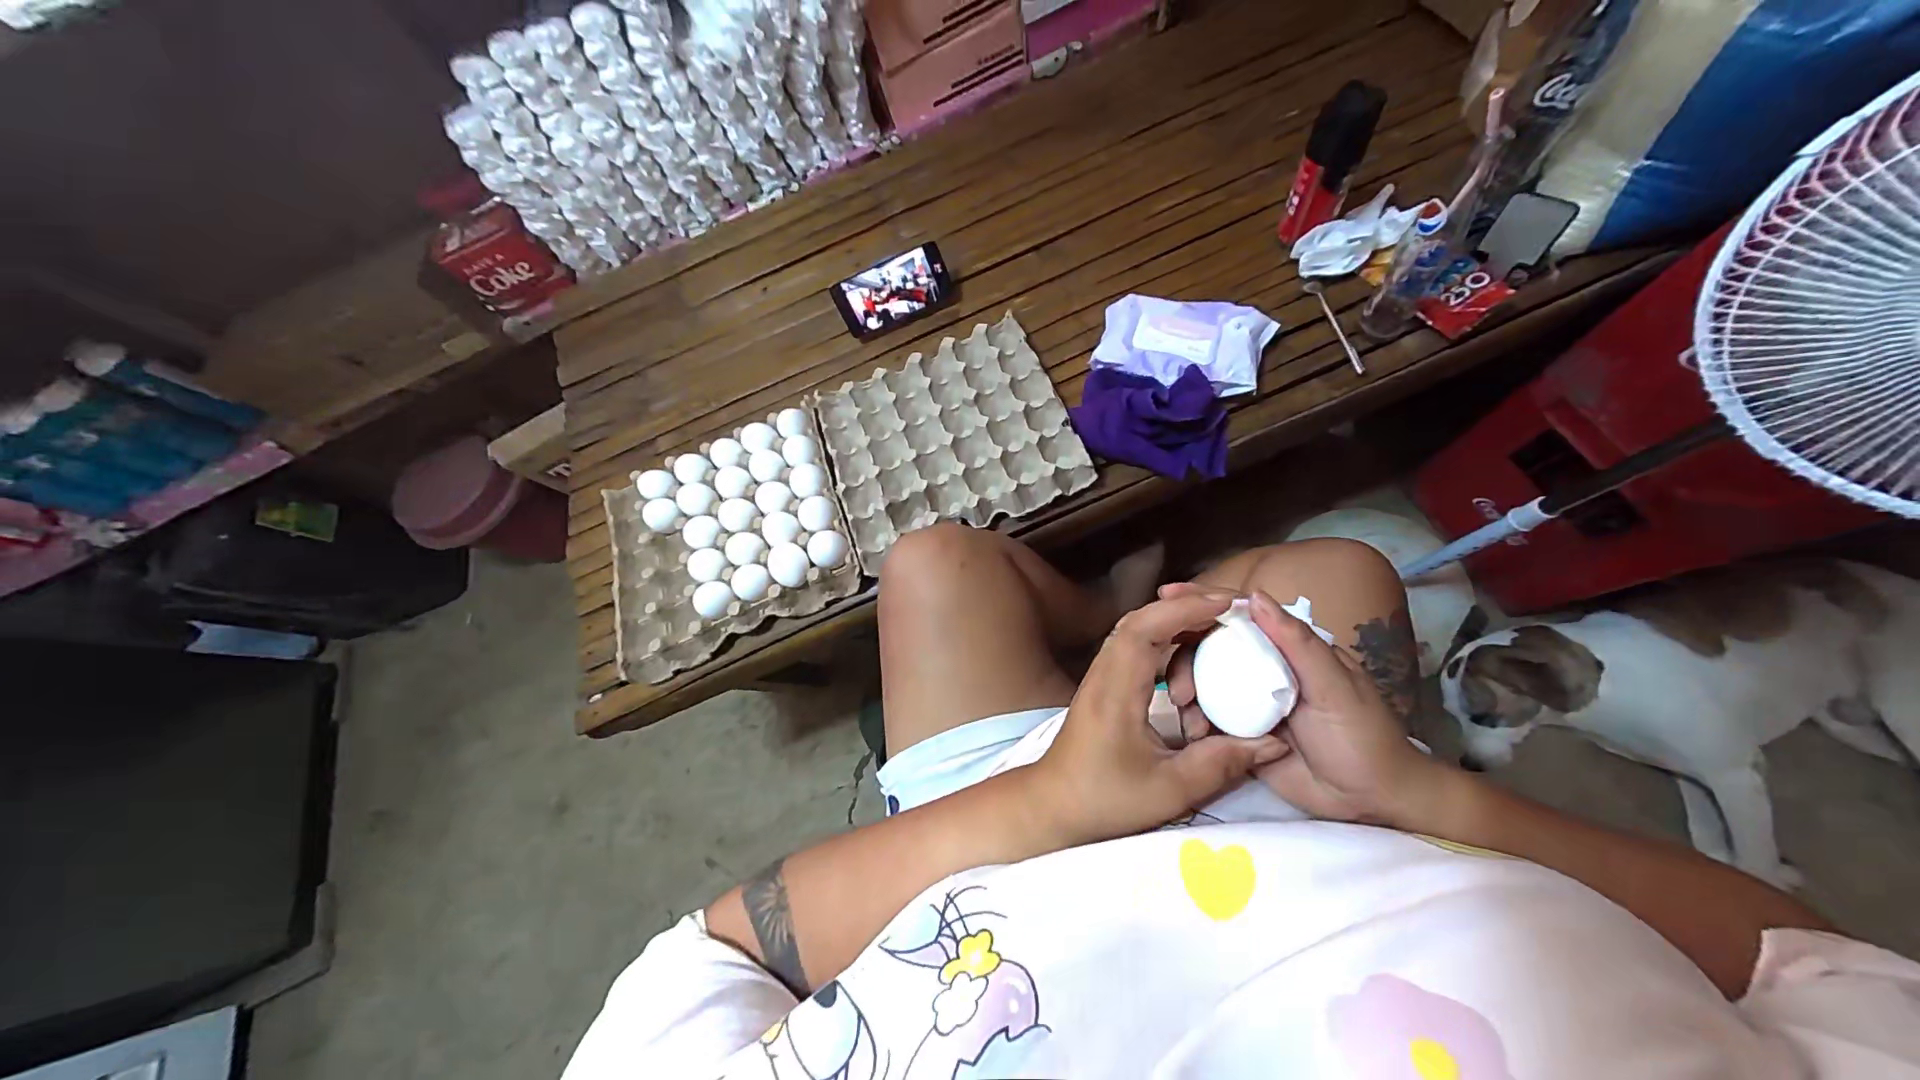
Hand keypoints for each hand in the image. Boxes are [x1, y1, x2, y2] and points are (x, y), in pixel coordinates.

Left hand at [1025, 592, 1288, 845]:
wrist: (1052, 806)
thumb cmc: (1103, 800)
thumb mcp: (1169, 789)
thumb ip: (1221, 763)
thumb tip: (1272, 743)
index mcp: (1115, 691)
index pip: (1145, 630)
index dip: (1185, 610)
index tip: (1228, 604)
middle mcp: (1104, 674)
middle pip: (1141, 620)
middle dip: (1186, 608)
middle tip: (1233, 612)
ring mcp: (1101, 676)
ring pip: (1137, 631)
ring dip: (1175, 625)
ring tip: (1218, 633)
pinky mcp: (1104, 685)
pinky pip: (1135, 648)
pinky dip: (1165, 644)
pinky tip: (1191, 663)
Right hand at [1163, 585, 1450, 826]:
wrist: (1371, 800)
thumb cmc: (1361, 734)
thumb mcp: (1334, 686)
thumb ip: (1296, 642)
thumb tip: (1254, 595)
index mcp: (1284, 649)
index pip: (1238, 616)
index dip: (1201, 602)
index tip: (1167, 595)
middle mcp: (1260, 668)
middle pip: (1208, 648)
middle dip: (1182, 659)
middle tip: (1176, 688)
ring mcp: (1246, 701)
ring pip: (1201, 683)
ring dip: (1187, 695)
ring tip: (1187, 714)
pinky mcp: (1238, 733)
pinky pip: (1205, 719)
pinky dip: (1194, 723)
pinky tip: (1196, 736)